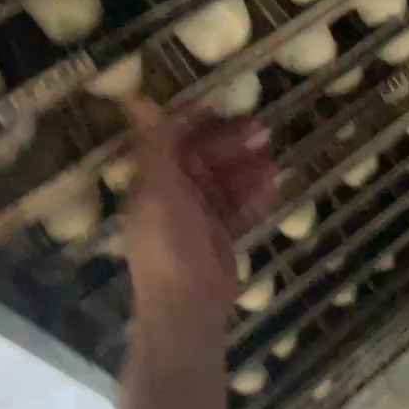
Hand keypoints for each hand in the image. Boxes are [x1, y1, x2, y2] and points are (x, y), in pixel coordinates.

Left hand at [119, 94, 277, 315]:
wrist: (187, 311)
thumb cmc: (169, 245)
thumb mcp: (159, 189)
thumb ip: (155, 144)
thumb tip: (134, 96)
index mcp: (153, 180)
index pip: (175, 138)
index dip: (198, 119)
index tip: (226, 104)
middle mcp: (173, 193)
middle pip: (206, 156)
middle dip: (233, 141)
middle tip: (265, 130)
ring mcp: (198, 216)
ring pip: (227, 179)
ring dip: (249, 167)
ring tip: (274, 161)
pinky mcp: (221, 234)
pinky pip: (239, 206)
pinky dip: (255, 196)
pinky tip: (274, 187)